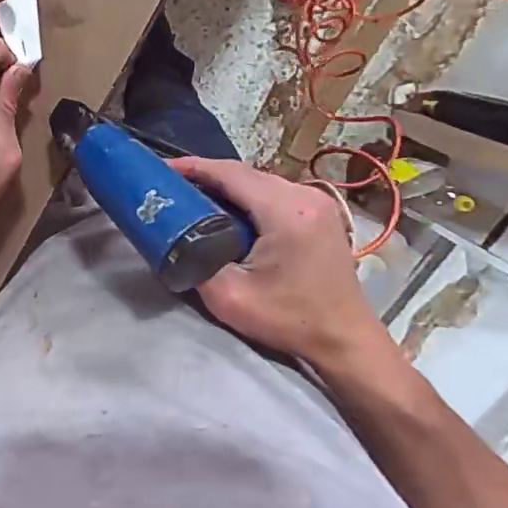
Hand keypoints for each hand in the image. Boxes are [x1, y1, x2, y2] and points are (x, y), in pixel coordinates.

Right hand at [167, 157, 387, 365]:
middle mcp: (305, 196)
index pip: (231, 174)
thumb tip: (175, 240)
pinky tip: (227, 209)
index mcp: (286, 210)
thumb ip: (197, 263)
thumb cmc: (290, 319)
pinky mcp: (320, 213)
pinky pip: (274, 193)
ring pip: (260, 181)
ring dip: (227, 186)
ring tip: (192, 195)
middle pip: (246, 173)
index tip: (162, 168)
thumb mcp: (229, 297)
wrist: (344, 340)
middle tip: (172, 185)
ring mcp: (317, 202)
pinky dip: (247, 196)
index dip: (194, 167)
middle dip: (207, 175)